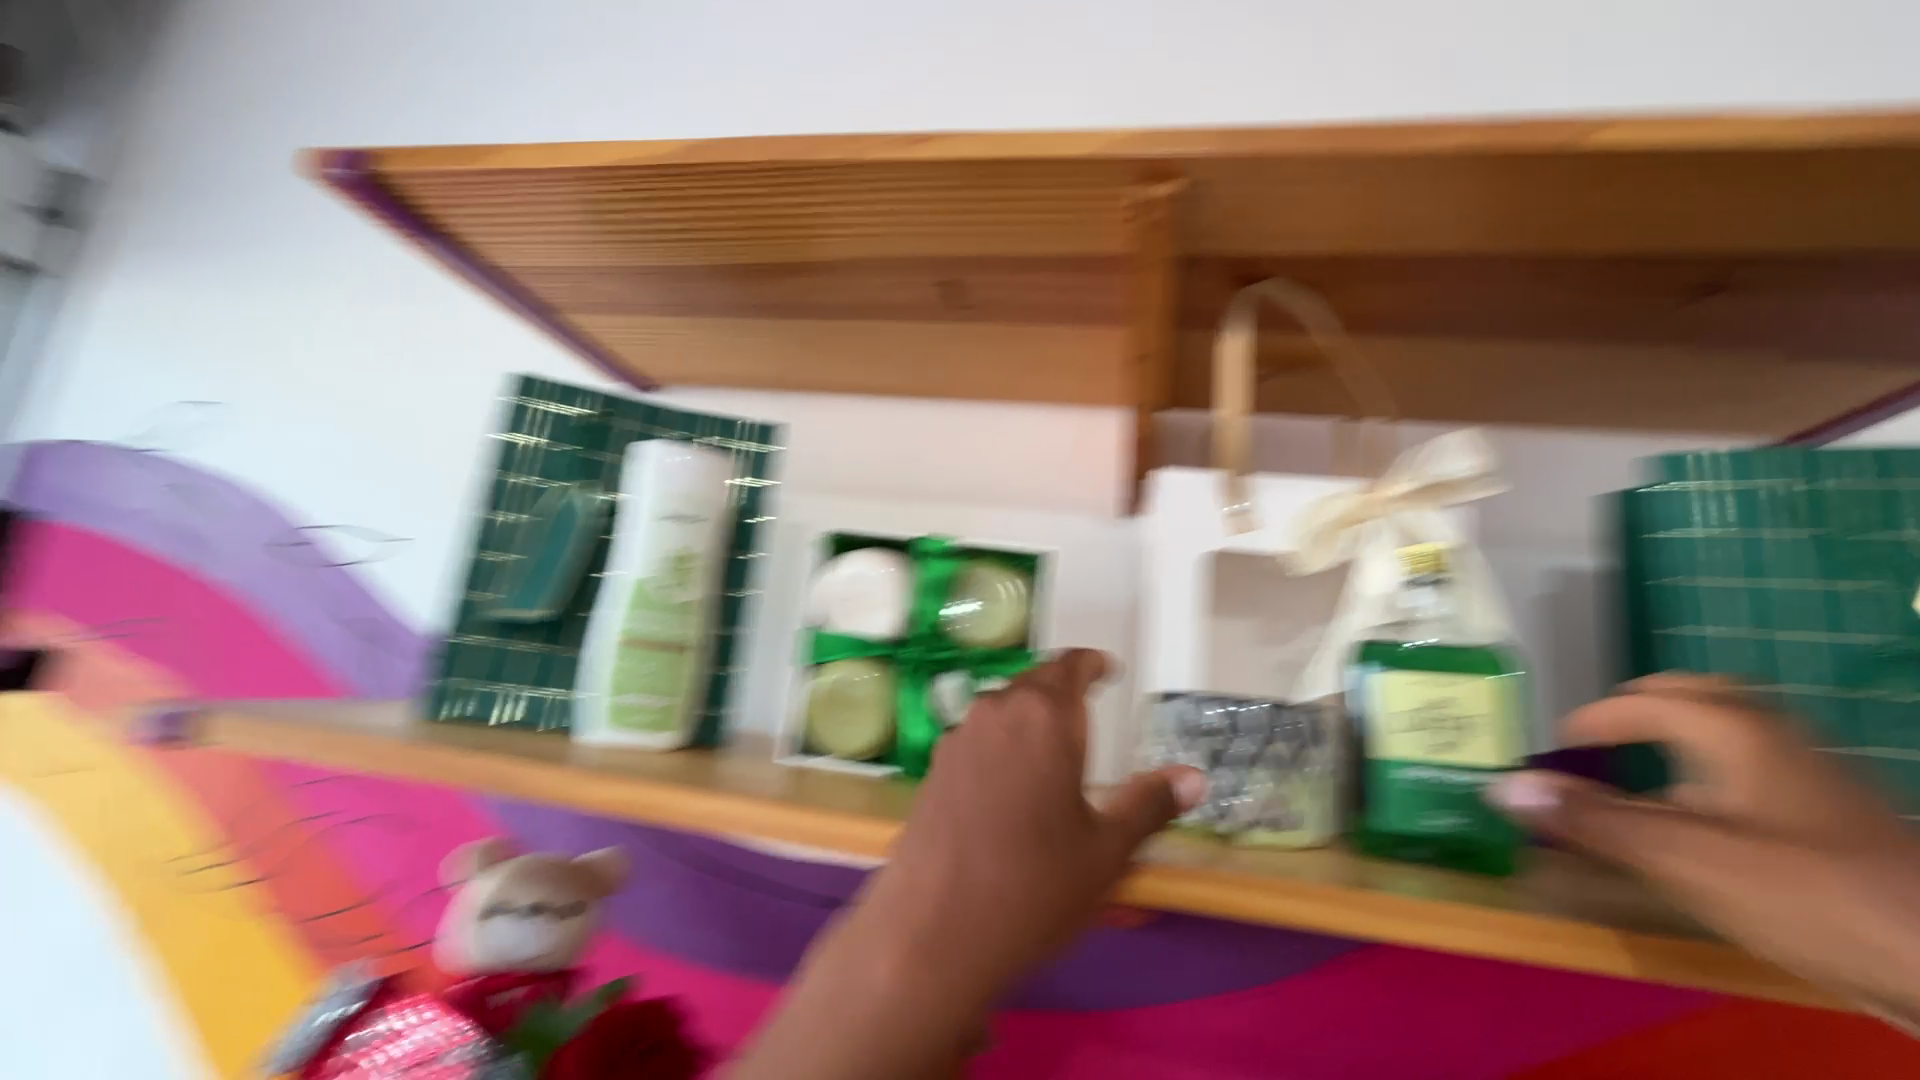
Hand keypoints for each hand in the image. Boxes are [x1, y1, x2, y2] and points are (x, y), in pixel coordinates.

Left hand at [730, 650, 1204, 1079]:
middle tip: (1088, 708)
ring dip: (1028, 716)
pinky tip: (1010, 785)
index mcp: (1045, 717)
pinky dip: (1001, 744)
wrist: (934, 931)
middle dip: (1062, 689)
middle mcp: (997, 713)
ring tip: (1052, 747)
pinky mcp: (934, 770)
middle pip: (1033, 684)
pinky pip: (977, 739)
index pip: (1070, 666)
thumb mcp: (1106, 851)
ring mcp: (958, 739)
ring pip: (1001, 710)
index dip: (1090, 664)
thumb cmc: (1035, 886)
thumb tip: (1194, 778)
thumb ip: (1149, 805)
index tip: (1107, 670)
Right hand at [1487, 674, 1919, 1023]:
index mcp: (1731, 729)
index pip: (1639, 701)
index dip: (1589, 722)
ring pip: (1727, 731)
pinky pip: (1751, 768)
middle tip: (1594, 746)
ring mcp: (1810, 774)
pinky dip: (1709, 772)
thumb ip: (1589, 820)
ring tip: (1635, 778)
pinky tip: (1700, 824)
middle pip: (1693, 696)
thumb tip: (1502, 785)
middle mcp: (1772, 735)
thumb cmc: (1805, 892)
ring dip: (1674, 739)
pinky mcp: (1832, 816)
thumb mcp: (1681, 857)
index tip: (1556, 753)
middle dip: (1636, 712)